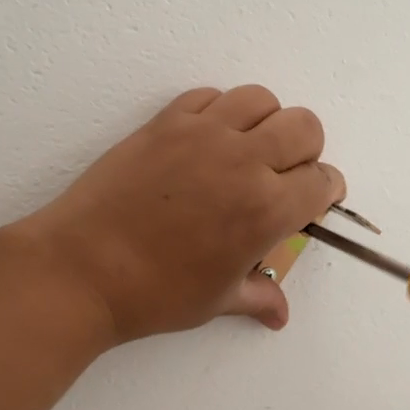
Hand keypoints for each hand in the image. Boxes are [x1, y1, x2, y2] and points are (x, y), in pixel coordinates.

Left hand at [18, 86, 344, 342]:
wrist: (82, 270)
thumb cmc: (154, 294)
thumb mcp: (216, 301)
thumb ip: (258, 296)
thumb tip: (279, 312)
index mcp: (266, 211)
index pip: (322, 181)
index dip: (326, 192)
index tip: (316, 201)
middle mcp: (244, 162)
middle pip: (304, 127)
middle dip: (306, 151)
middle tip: (286, 174)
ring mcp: (202, 135)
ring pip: (260, 99)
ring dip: (267, 122)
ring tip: (249, 149)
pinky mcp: (166, 123)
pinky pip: (209, 97)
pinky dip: (219, 111)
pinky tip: (207, 140)